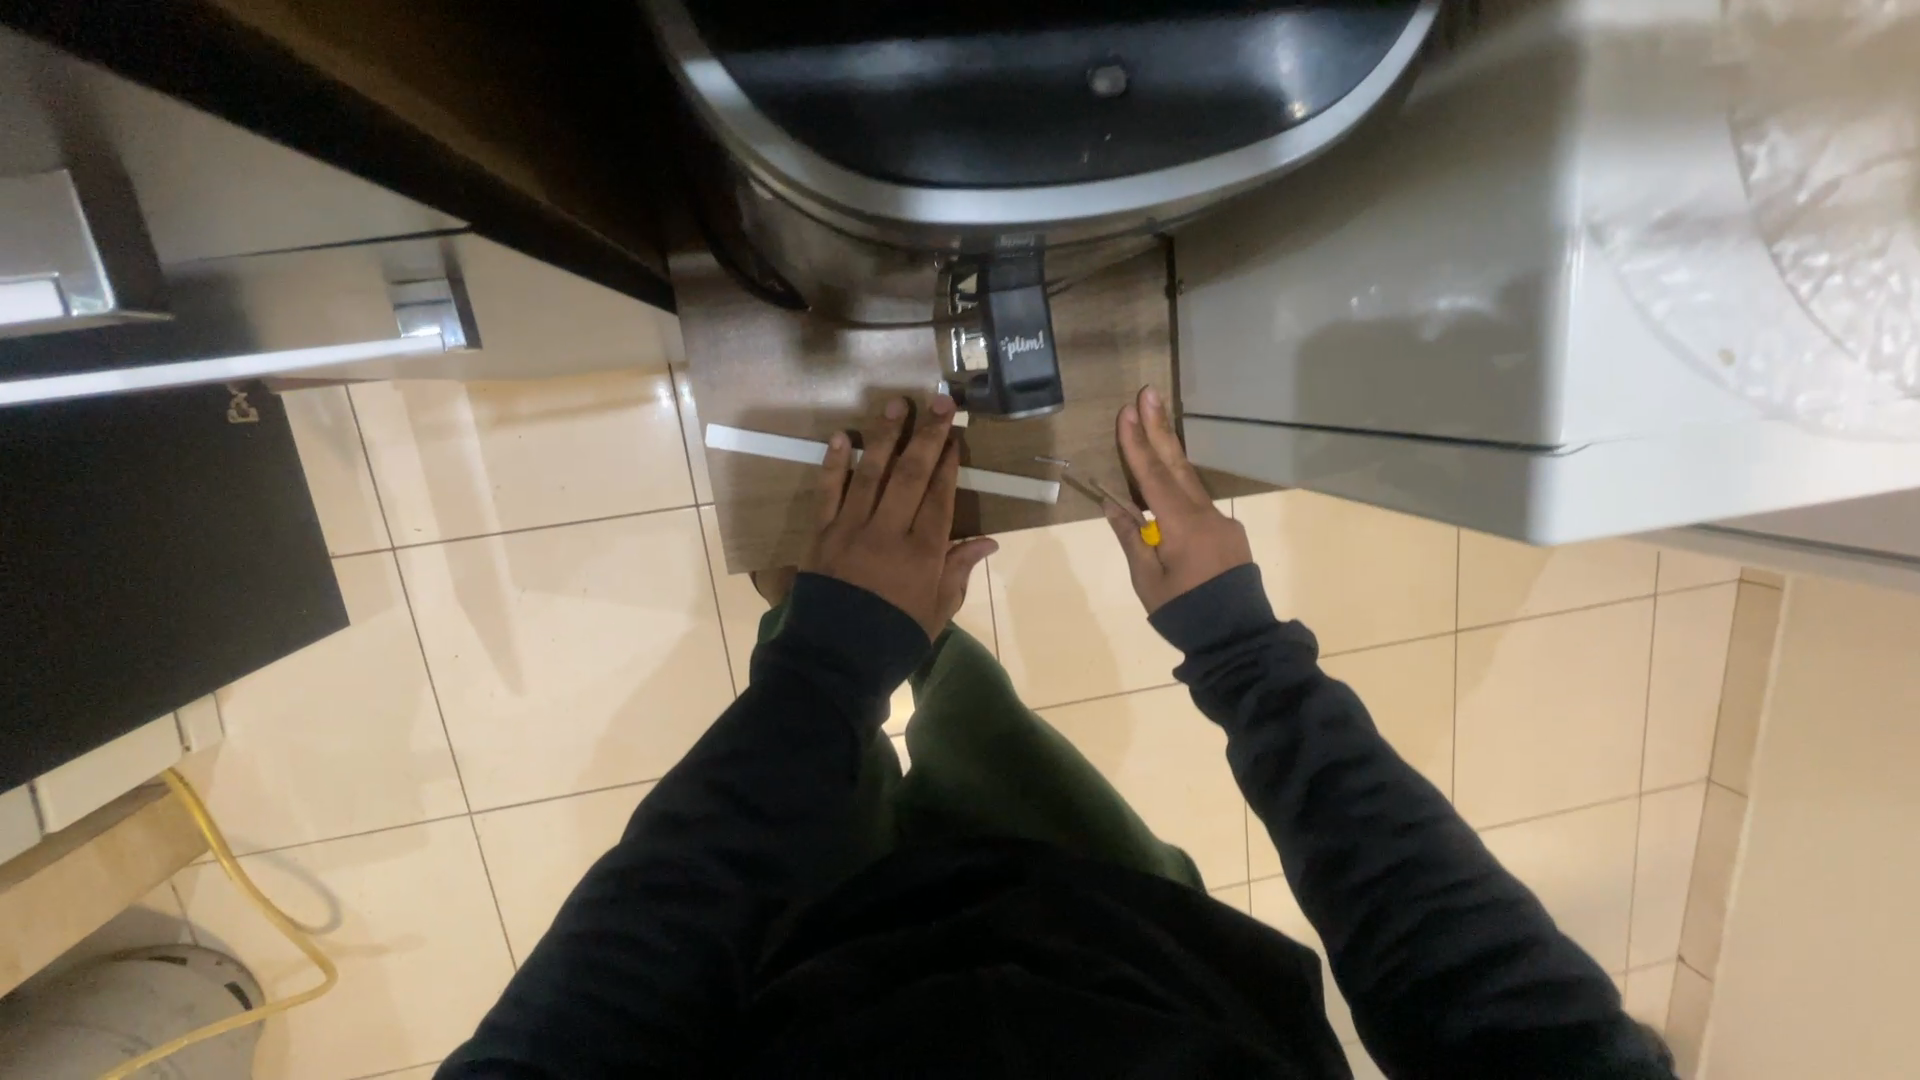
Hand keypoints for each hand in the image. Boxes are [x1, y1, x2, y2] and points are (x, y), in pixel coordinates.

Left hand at [804, 394, 998, 639]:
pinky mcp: (821, 535)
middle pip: (911, 475)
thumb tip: (988, 542)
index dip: (949, 463)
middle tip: (940, 401)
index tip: (956, 434)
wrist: (835, 661)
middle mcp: (889, 533)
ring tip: (896, 404)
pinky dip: (834, 464)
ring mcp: (851, 530)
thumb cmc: (894, 639)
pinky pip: (827, 492)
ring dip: (885, 437)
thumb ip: (959, 572)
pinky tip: (843, 437)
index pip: (940, 497)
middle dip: (928, 435)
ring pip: (871, 474)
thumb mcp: (937, 612)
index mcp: (923, 554)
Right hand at [1107, 385, 1253, 613]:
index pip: (1152, 477)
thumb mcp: (1148, 580)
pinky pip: (1197, 502)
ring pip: (1189, 481)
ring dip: (1169, 452)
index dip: (1136, 444)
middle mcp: (1205, 514)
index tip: (1126, 412)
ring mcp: (1221, 522)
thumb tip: (1113, 504)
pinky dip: (1178, 487)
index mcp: (1182, 525)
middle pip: (1176, 465)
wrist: (1239, 638)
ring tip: (1153, 424)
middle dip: (1159, 428)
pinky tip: (1166, 486)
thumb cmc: (1186, 613)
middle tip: (1147, 393)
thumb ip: (1131, 538)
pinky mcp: (1228, 533)